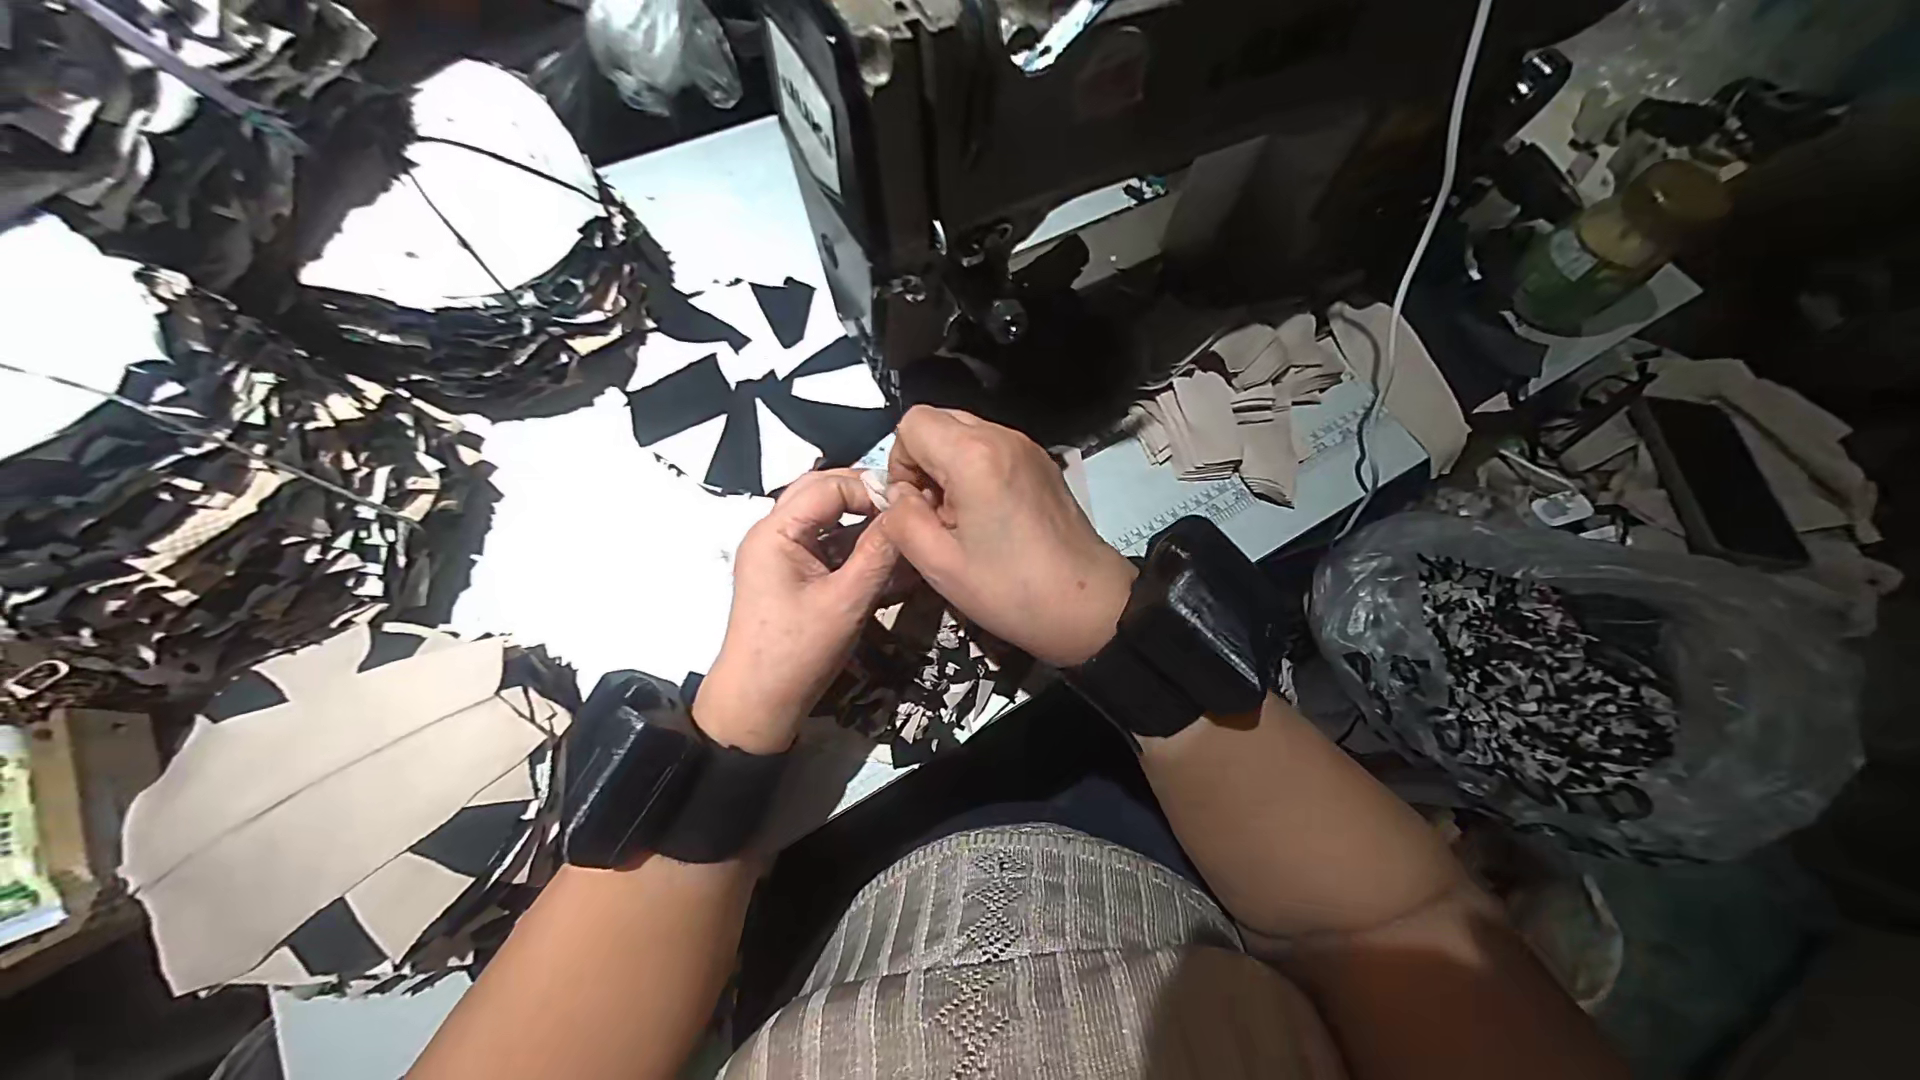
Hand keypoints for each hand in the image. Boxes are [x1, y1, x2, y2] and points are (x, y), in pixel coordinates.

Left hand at [693, 470, 897, 752]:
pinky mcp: (793, 574)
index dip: (870, 488)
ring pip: (827, 518)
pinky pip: (827, 545)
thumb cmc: (798, 652)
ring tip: (902, 529)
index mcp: (776, 532)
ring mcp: (782, 554)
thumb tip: (908, 512)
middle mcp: (774, 533)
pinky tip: (887, 555)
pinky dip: (855, 545)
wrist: (759, 704)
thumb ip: (879, 553)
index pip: (828, 485)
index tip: (909, 504)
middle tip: (906, 509)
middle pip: (823, 493)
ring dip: (863, 520)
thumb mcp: (847, 601)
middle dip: (866, 496)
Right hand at [879, 406, 1136, 667]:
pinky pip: (991, 449)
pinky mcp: (1041, 463)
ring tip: (961, 518)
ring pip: (964, 434)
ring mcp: (1027, 447)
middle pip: (938, 422)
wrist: (1089, 604)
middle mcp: (1003, 438)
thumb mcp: (939, 564)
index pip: (912, 424)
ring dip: (948, 468)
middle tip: (935, 513)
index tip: (914, 505)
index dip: (900, 462)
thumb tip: (898, 495)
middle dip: (923, 462)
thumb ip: (901, 519)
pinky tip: (987, 516)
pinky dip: (974, 472)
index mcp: (974, 456)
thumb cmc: (1013, 590)